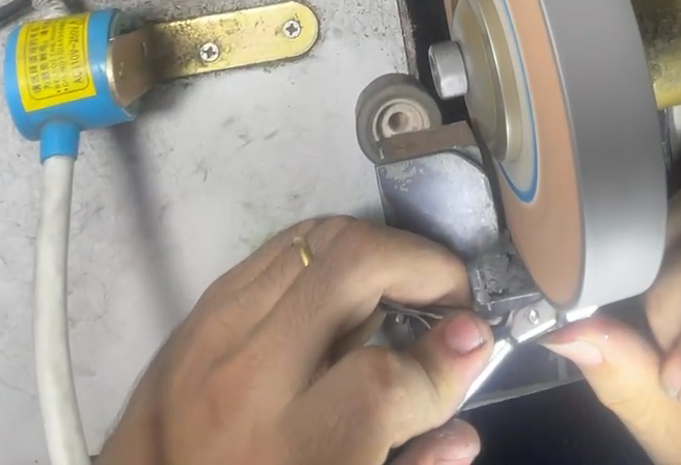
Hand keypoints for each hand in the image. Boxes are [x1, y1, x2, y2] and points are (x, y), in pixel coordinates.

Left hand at [100, 216, 495, 464]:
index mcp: (285, 454)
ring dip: (379, 246)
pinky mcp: (203, 304)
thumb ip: (413, 462)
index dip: (446, 358)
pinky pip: (283, 245)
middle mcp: (243, 375)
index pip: (384, 378)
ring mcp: (215, 326)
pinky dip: (333, 249)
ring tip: (408, 280)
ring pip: (317, 237)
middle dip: (419, 263)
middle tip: (450, 291)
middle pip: (349, 266)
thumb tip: (470, 404)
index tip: (477, 341)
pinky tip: (354, 280)